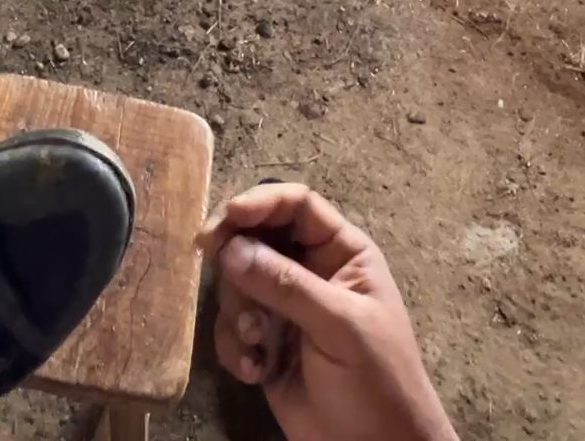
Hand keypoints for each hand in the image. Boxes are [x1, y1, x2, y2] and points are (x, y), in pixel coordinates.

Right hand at [198, 184, 456, 440]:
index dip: (262, 202)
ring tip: (255, 340)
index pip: (297, 206)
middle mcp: (310, 270)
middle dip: (234, 248)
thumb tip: (231, 248)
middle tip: (207, 250)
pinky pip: (233, 326)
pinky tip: (254, 369)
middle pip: (258, 234)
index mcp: (341, 252)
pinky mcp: (266, 344)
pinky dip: (235, 344)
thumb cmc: (378, 381)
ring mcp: (286, 307)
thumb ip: (286, 284)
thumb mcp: (339, 326)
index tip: (228, 214)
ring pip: (239, 280)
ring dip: (238, 308)